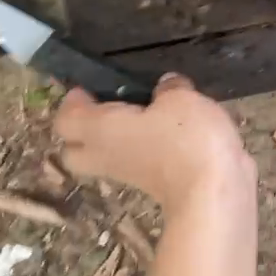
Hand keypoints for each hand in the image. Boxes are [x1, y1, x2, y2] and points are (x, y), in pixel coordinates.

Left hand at [54, 73, 253, 213]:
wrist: (210, 190)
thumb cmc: (187, 137)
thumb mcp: (182, 98)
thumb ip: (170, 88)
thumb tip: (166, 85)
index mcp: (99, 130)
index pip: (66, 118)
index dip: (75, 100)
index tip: (95, 85)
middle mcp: (103, 154)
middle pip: (73, 147)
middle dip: (85, 128)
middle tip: (111, 107)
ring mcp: (127, 173)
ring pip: (104, 155)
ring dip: (116, 139)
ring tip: (145, 117)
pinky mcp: (151, 183)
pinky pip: (134, 161)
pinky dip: (143, 148)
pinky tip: (171, 133)